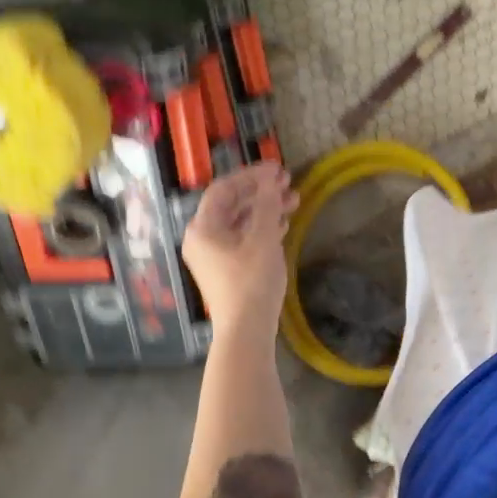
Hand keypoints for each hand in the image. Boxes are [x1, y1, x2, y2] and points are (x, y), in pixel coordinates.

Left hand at [183, 163, 299, 337]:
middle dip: (261, 192)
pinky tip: (283, 224)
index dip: (252, 176)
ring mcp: (214, 254)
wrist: (246, 328)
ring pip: (240, 221)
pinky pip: (243, 237)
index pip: (224, 189)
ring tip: (293, 202)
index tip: (279, 169)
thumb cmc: (251, 281)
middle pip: (232, 204)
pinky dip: (262, 227)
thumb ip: (266, 206)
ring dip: (265, 209)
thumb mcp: (262, 239)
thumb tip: (270, 179)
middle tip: (289, 183)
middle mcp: (203, 238)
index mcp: (204, 227)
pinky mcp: (227, 267)